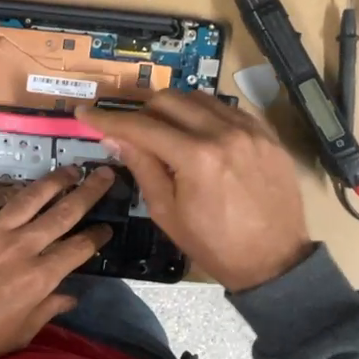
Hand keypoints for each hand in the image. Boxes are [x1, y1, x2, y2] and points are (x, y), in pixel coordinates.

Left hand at [0, 165, 116, 358]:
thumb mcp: (21, 333)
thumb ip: (48, 309)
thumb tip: (70, 296)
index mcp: (39, 278)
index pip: (79, 248)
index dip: (97, 236)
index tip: (106, 228)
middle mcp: (19, 248)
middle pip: (63, 213)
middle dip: (88, 192)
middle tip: (105, 175)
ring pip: (28, 198)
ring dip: (53, 181)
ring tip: (70, 170)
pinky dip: (1, 189)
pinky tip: (13, 187)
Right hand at [79, 91, 310, 291]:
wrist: (273, 260)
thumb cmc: (212, 244)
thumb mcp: (166, 211)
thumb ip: (142, 167)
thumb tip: (114, 138)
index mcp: (196, 157)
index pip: (141, 126)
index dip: (107, 118)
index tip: (85, 112)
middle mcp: (225, 133)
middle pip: (168, 100)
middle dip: (141, 112)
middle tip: (131, 132)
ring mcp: (251, 131)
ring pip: (199, 98)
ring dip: (173, 109)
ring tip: (165, 133)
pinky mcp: (267, 135)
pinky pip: (227, 108)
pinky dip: (204, 114)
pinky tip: (197, 135)